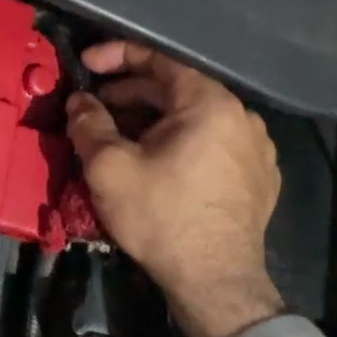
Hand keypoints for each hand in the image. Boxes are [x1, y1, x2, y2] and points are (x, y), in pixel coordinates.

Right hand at [66, 41, 282, 336]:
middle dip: (128, 96)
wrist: (214, 279)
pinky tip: (152, 164)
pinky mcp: (257, 178)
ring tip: (116, 138)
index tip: (84, 65)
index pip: (160, 61)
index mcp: (209, 104)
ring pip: (193, 120)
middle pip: (176, 91)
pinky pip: (210, 145)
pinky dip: (176, 143)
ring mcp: (256, 149)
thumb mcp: (108, 166)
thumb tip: (79, 102)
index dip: (116, 57)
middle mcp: (241, 117)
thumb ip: (88, 123)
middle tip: (91, 109)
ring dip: (151, 122)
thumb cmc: (159, 215)